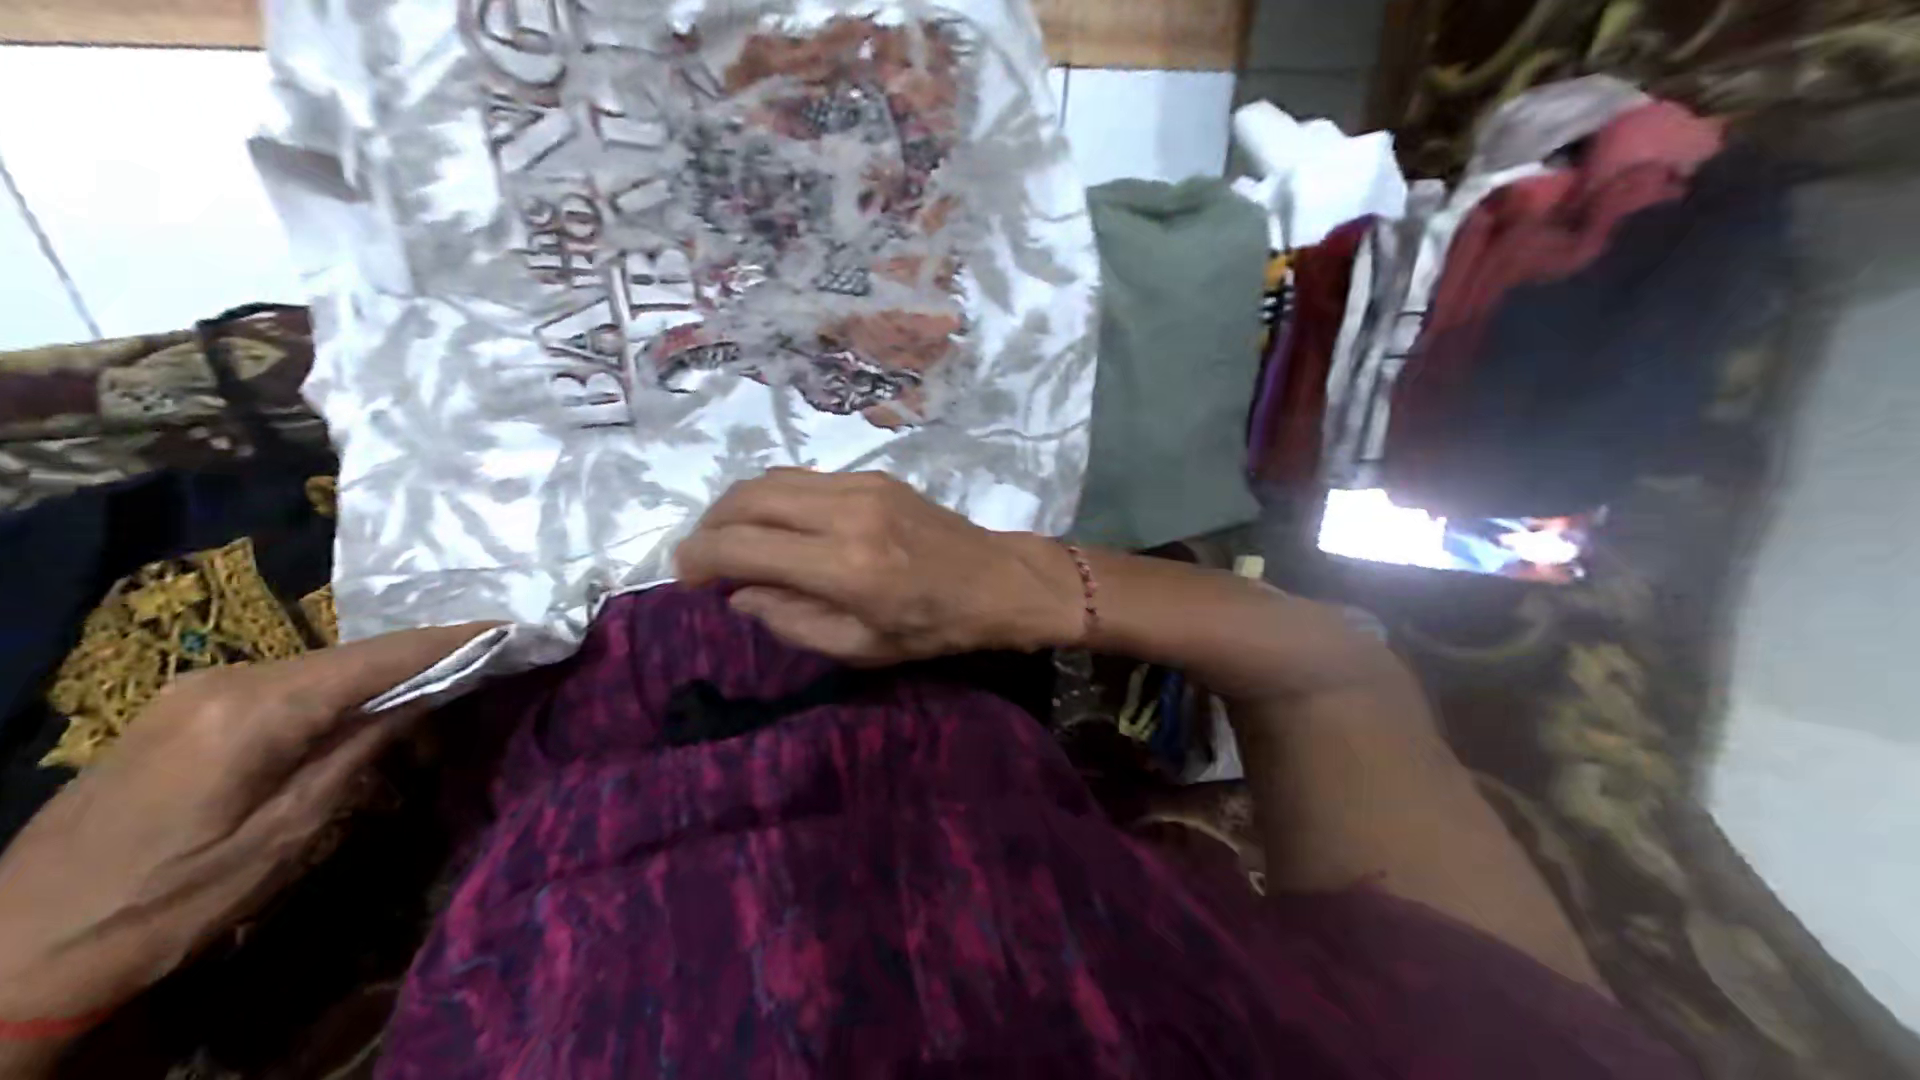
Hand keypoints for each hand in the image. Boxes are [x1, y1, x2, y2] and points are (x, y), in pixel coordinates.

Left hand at [0, 623, 491, 1054]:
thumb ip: (362, 751)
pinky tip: (375, 706)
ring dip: (389, 676)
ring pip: (326, 668)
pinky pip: (293, 684)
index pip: (382, 658)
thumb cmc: (168, 902)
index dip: (455, 640)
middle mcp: (228, 679)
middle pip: (356, 655)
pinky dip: (346, 690)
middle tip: (494, 659)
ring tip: (448, 686)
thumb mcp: (287, 835)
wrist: (8, 950)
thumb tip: (428, 696)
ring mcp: (200, 688)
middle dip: (429, 656)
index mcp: (254, 708)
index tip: (514, 627)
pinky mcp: (188, 707)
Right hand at [676, 469, 1083, 663]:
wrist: (996, 580)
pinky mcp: (874, 475)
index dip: (700, 558)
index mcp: (844, 566)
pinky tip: (776, 523)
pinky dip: (772, 496)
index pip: (742, 545)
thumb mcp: (861, 646)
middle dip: (709, 526)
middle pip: (746, 499)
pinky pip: (802, 476)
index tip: (686, 577)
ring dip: (737, 507)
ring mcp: (861, 486)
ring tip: (732, 540)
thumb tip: (738, 594)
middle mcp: (846, 513)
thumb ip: (791, 620)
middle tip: (704, 558)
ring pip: (769, 479)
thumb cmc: (934, 627)